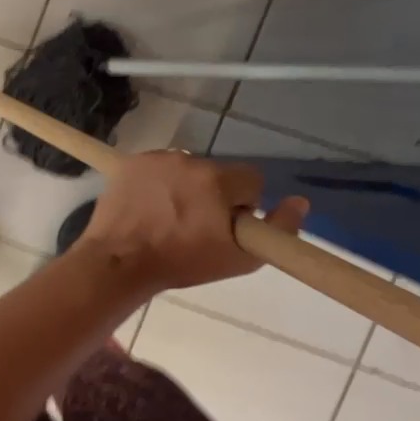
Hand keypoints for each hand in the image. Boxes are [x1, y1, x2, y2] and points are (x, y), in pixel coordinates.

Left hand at [74, 151, 307, 292]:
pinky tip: (149, 205)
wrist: (120, 259)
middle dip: (213, 193)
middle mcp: (186, 159)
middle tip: (195, 223)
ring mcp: (154, 158)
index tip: (226, 224)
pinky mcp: (129, 162)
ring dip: (185, 185)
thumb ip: (279, 228)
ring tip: (168, 216)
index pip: (251, 179)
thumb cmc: (183, 261)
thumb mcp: (241, 256)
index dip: (244, 203)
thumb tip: (299, 202)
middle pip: (216, 173)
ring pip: (185, 169)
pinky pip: (157, 168)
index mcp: (217, 178)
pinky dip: (158, 182)